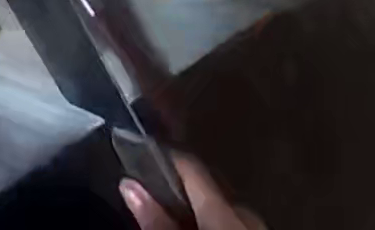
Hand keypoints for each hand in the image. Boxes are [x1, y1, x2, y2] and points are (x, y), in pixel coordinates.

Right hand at [120, 153, 264, 229]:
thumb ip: (156, 224)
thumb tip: (128, 184)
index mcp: (224, 209)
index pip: (190, 162)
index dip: (163, 155)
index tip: (138, 153)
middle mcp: (246, 213)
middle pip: (210, 184)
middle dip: (182, 184)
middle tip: (152, 191)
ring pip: (228, 208)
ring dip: (202, 208)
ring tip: (177, 219)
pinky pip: (239, 226)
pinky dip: (219, 225)